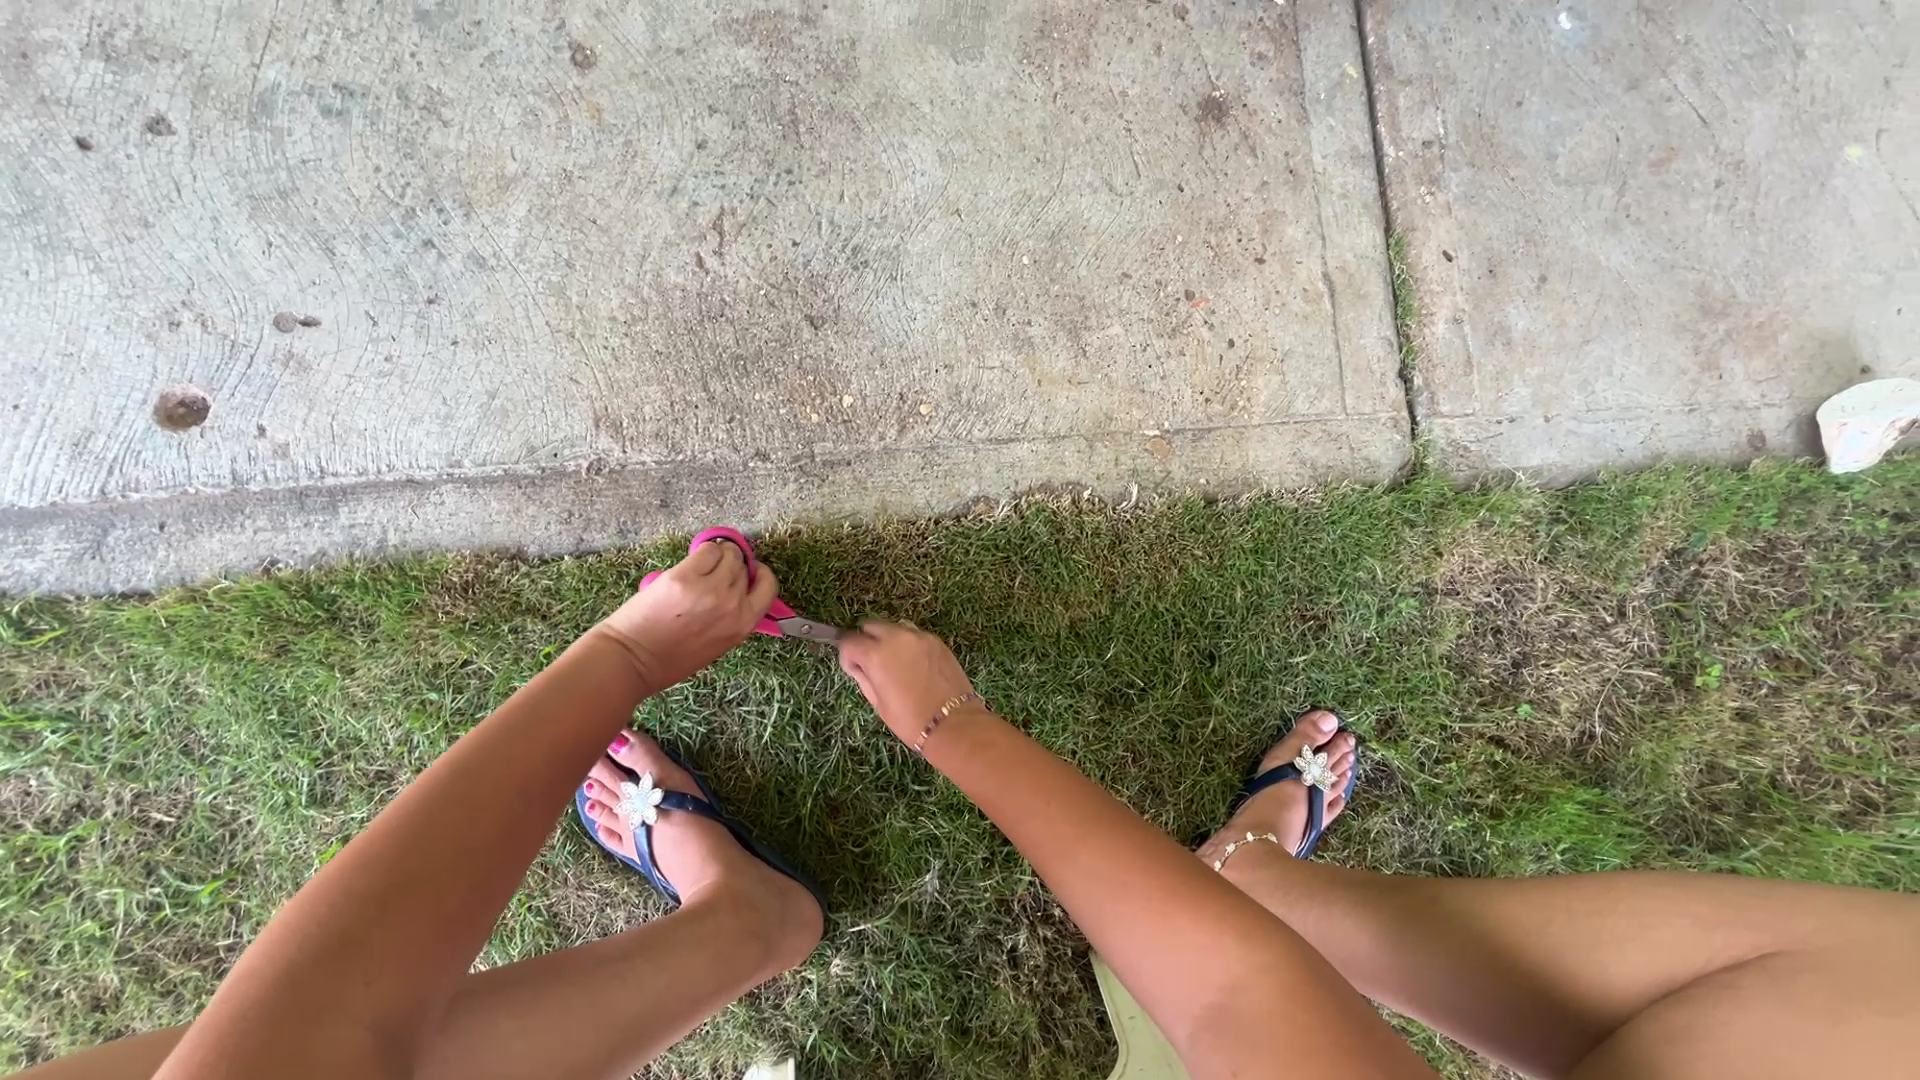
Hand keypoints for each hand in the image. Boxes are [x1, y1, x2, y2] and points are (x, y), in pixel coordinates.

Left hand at [593, 540, 777, 689]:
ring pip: (727, 554)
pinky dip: (701, 552)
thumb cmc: (672, 659)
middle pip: (744, 567)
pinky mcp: (685, 576)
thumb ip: (734, 616)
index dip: (758, 574)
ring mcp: (709, 589)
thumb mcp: (719, 643)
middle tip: (713, 571)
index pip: (768, 586)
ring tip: (701, 565)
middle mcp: (732, 604)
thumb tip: (736, 586)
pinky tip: (690, 562)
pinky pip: (705, 551)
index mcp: (743, 624)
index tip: (748, 571)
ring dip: (718, 555)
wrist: (633, 660)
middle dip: (731, 566)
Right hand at [837, 622, 978, 744]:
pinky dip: (908, 644)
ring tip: (896, 663)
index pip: (849, 641)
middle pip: (870, 626)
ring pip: (894, 627)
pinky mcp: (936, 640)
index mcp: (876, 654)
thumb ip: (865, 677)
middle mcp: (896, 637)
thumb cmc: (910, 719)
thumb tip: (859, 665)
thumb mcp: (878, 703)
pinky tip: (915, 665)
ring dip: (888, 640)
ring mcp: (919, 636)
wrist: (953, 722)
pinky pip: (914, 635)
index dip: (848, 655)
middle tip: (872, 664)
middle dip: (866, 641)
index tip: (854, 669)